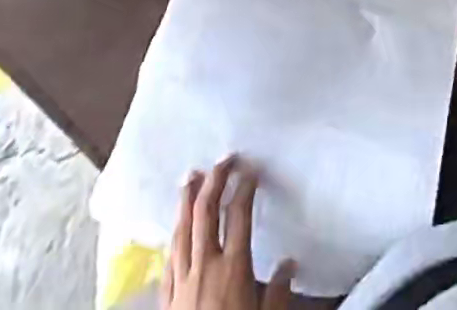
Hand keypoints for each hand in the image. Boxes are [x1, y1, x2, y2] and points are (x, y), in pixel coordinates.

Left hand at [162, 156, 293, 309]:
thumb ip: (278, 293)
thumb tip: (290, 264)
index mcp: (233, 268)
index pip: (239, 216)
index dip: (244, 188)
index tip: (250, 170)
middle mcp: (205, 265)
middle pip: (206, 212)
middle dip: (214, 181)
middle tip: (222, 160)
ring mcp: (182, 279)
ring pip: (182, 229)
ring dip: (186, 199)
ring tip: (191, 176)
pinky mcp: (166, 297)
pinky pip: (169, 258)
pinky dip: (174, 236)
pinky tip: (176, 226)